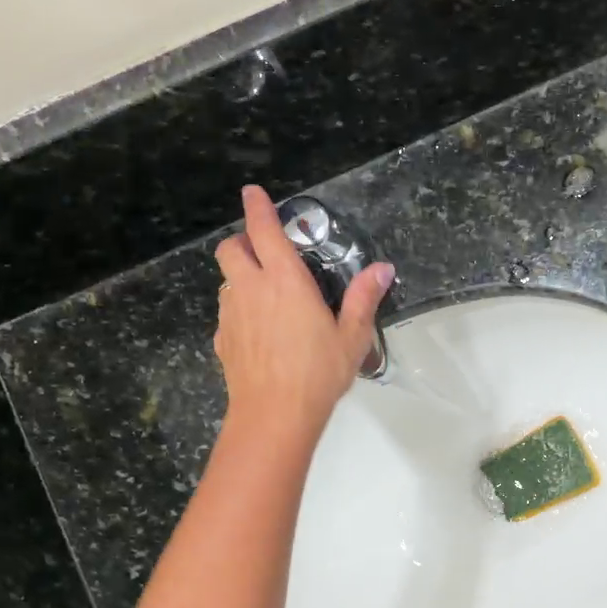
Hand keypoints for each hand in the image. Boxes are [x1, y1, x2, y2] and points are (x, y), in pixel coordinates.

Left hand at [213, 186, 392, 441]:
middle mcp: (252, 289)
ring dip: (243, 276)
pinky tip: (262, 332)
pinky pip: (229, 312)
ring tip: (269, 295)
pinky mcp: (223, 339)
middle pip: (232, 250)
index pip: (264, 232)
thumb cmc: (319, 372)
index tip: (253, 193)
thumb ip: (364, 299)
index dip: (257, 208)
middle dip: (243, 241)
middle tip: (264, 250)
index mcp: (285, 282)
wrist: (274, 414)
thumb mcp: (353, 337)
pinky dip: (242, 309)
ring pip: (228, 281)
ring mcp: (232, 314)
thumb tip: (383, 269)